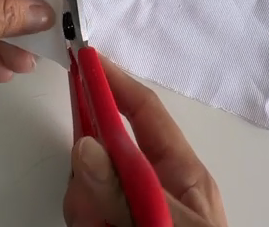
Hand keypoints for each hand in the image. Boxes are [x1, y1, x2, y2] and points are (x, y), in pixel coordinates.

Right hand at [63, 63, 227, 226]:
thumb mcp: (168, 223)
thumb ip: (126, 190)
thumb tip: (85, 146)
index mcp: (183, 173)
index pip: (145, 111)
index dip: (116, 81)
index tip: (86, 58)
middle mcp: (155, 187)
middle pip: (107, 149)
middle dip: (89, 163)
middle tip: (85, 191)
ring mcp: (133, 211)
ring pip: (88, 185)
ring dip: (85, 204)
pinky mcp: (113, 225)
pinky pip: (86, 213)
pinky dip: (85, 222)